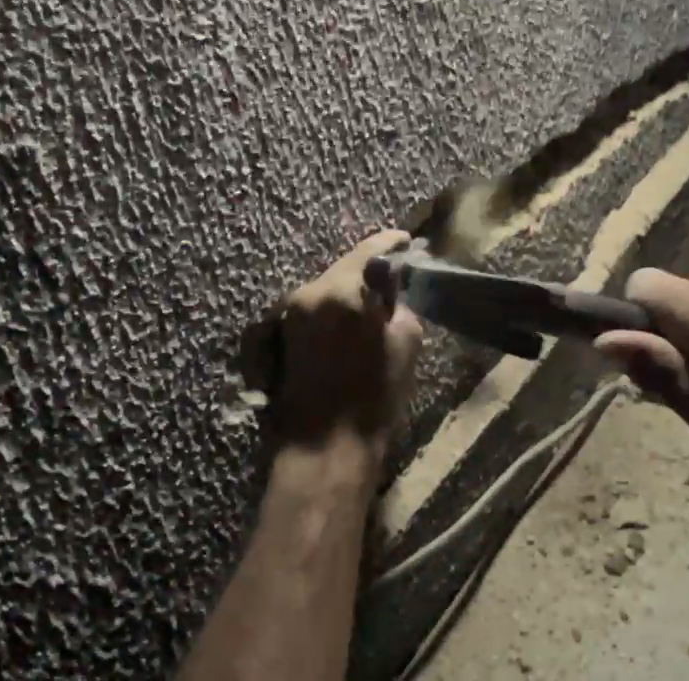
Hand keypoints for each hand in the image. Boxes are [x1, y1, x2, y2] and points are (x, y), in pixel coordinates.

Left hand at [272, 230, 424, 466]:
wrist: (323, 448)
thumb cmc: (374, 399)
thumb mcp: (406, 343)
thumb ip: (400, 304)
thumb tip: (395, 289)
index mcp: (343, 290)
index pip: (371, 249)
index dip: (392, 243)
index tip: (406, 240)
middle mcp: (311, 290)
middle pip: (346, 267)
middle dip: (369, 271)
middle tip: (393, 278)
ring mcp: (291, 311)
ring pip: (328, 287)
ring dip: (349, 291)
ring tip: (372, 306)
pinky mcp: (281, 331)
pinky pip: (315, 306)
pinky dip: (333, 308)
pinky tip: (349, 326)